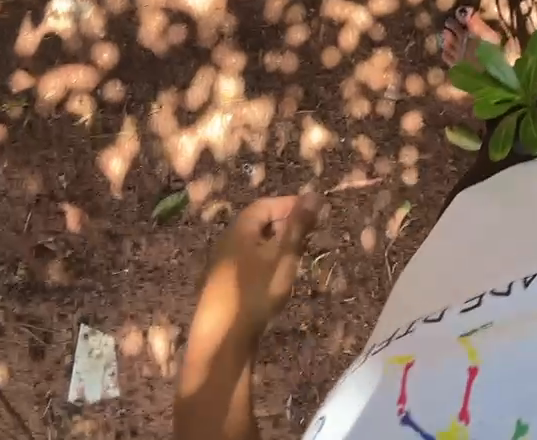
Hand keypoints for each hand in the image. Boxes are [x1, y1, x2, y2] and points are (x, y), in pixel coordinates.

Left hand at [206, 194, 322, 347]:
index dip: (290, 205)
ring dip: (278, 245)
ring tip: (298, 257)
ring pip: (256, 245)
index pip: (266, 204)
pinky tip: (279, 279)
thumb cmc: (255, 292)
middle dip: (286, 225)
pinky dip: (268, 262)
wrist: (222, 344)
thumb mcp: (283, 255)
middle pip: (259, 223)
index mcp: (238, 230)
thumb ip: (298, 225)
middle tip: (310, 235)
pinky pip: (250, 262)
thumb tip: (313, 193)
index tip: (314, 214)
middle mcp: (227, 243)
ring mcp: (223, 267)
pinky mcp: (224, 287)